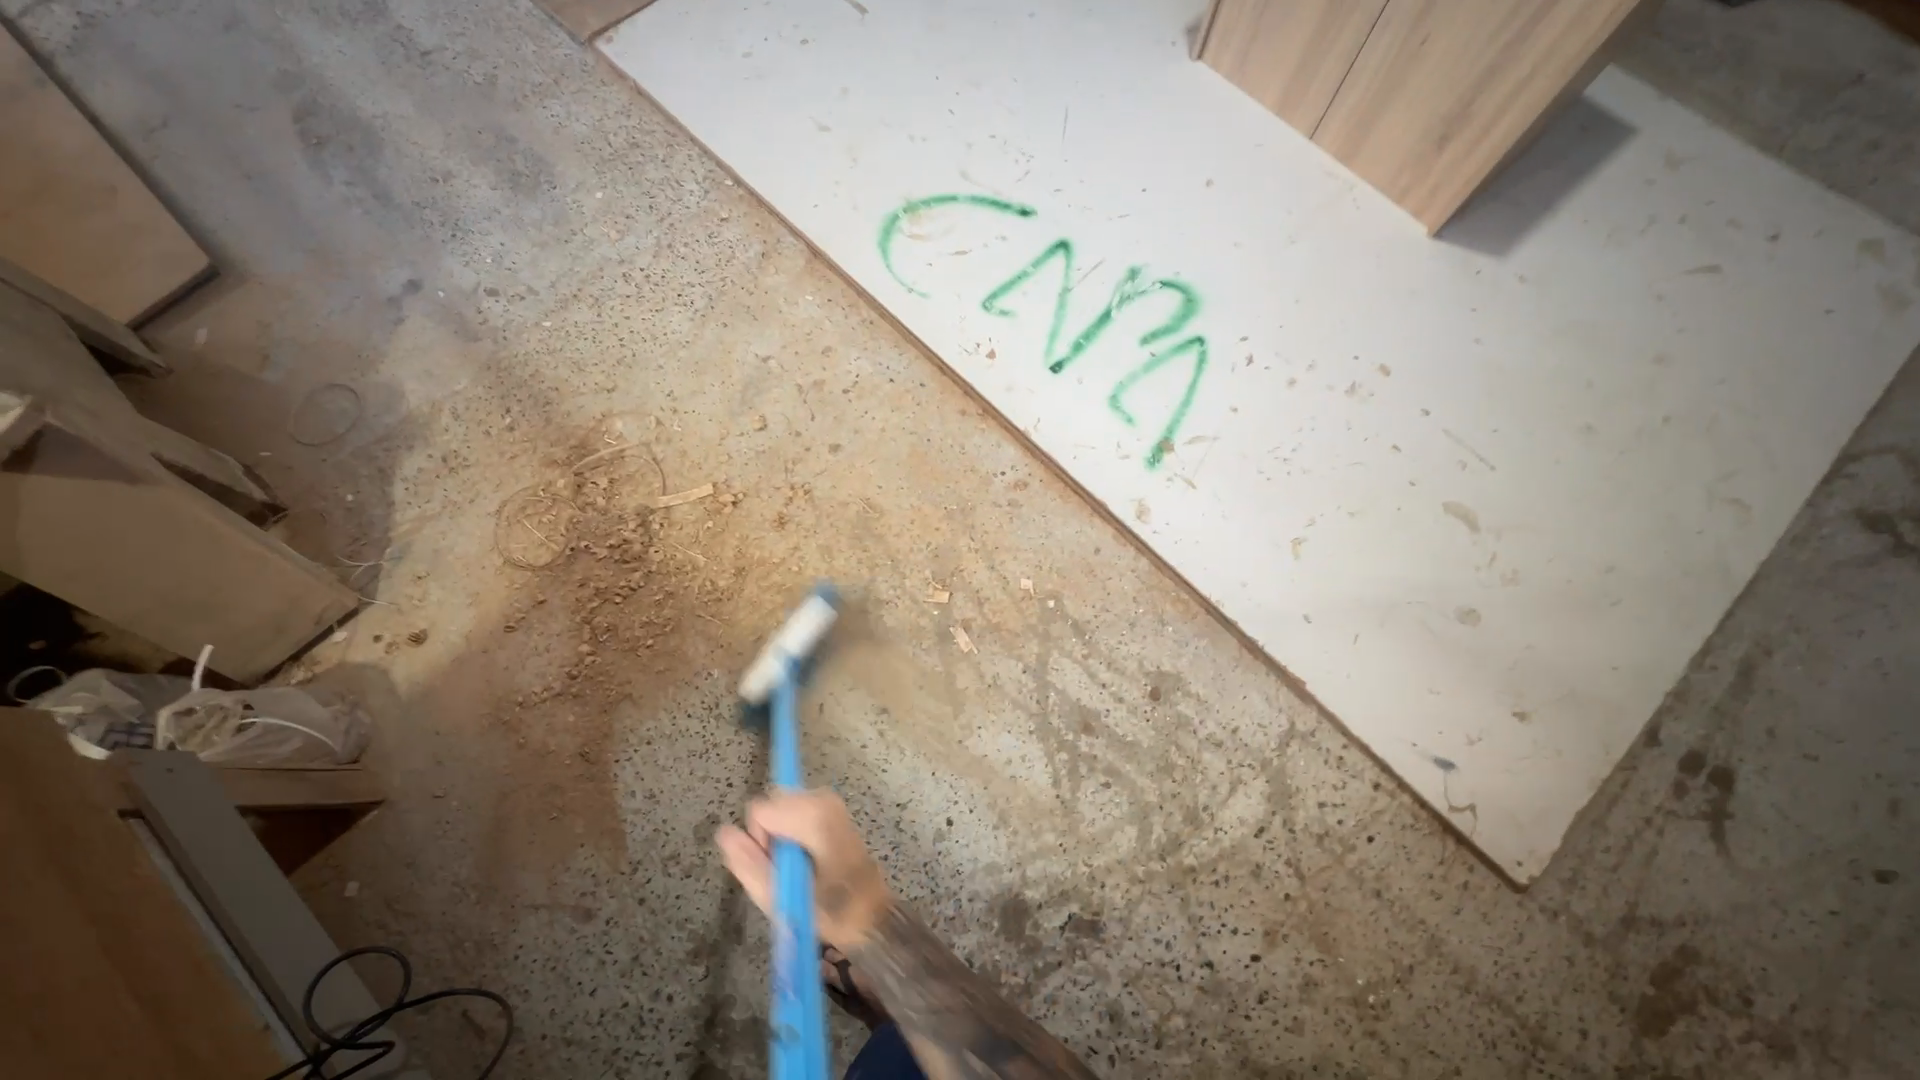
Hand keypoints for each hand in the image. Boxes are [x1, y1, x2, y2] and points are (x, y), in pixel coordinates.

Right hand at [716, 790, 894, 946]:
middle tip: (787, 869)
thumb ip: (750, 864)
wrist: (872, 917)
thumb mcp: (782, 899)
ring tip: (797, 866)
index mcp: (814, 817)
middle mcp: (824, 799)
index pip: (760, 811)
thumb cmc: (831, 912)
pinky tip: (806, 857)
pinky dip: (792, 831)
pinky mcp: (832, 809)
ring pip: (781, 807)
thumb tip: (725, 832)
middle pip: (770, 805)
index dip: (759, 841)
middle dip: (769, 836)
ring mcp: (830, 801)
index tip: (776, 867)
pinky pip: (794, 811)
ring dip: (780, 835)